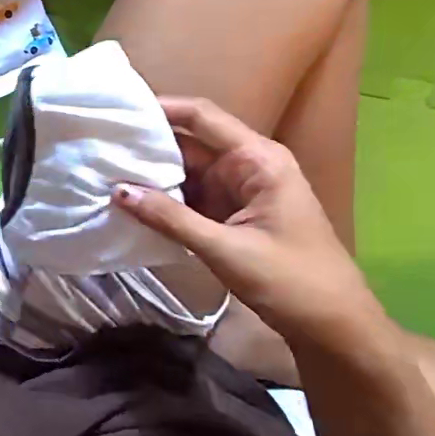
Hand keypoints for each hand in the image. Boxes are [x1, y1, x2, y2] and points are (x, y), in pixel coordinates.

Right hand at [113, 96, 385, 348]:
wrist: (333, 327)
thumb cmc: (291, 280)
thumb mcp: (226, 249)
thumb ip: (170, 218)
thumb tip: (118, 191)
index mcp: (257, 160)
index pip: (202, 117)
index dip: (162, 108)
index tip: (120, 109)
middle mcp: (246, 167)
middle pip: (189, 143)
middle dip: (148, 144)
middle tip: (101, 143)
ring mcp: (237, 192)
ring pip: (186, 172)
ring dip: (151, 174)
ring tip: (104, 168)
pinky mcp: (229, 216)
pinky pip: (189, 197)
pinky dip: (162, 199)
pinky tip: (129, 200)